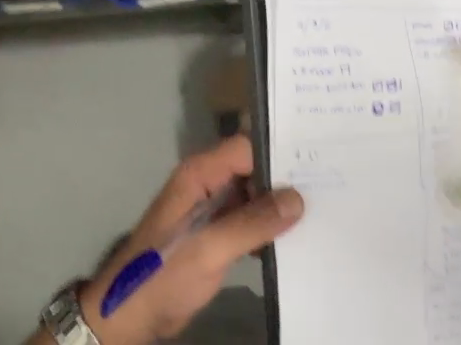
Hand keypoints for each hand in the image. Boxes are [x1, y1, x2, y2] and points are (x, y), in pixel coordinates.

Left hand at [70, 135, 303, 344]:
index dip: (277, 155)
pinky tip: (295, 241)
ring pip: (253, 196)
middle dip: (284, 180)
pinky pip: (248, 221)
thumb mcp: (209, 248)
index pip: (245, 149)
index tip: (316, 165)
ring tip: (322, 213)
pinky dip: (268, 228)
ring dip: (279, 207)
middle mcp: (206, 184)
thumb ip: (252, 223)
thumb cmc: (163, 272)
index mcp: (199, 175)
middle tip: (329, 188)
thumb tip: (296, 198)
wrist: (131, 312)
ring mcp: (211, 210)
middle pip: (252, 170)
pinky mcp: (215, 235)